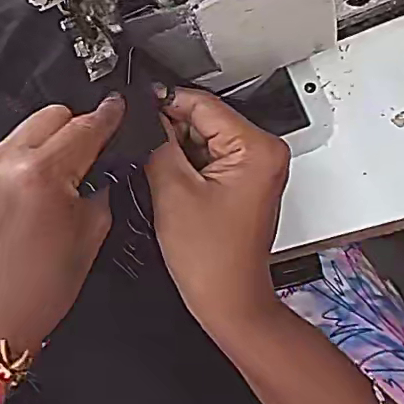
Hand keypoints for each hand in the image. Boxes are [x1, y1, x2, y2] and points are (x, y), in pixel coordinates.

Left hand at [0, 95, 123, 356]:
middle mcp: (6, 162)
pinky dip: (28, 155)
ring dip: (52, 140)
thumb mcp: (94, 228)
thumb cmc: (43, 283)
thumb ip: (101, 179)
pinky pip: (9, 143)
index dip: (108, 116)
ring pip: (31, 125)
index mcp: (41, 175)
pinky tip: (34, 183)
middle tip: (91, 153)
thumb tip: (104, 152)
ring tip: (59, 176)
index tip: (118, 108)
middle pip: (55, 114)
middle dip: (78, 128)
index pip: (84, 126)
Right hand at [145, 87, 290, 322]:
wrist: (229, 300)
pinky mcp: (246, 181)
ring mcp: (257, 167)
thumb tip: (147, 115)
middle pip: (205, 120)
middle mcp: (265, 153)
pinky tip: (177, 188)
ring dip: (178, 151)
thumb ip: (157, 143)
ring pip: (204, 139)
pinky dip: (188, 166)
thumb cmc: (214, 261)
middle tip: (147, 154)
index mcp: (257, 149)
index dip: (164, 103)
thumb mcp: (173, 191)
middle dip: (171, 132)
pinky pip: (210, 158)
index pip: (203, 104)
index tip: (137, 105)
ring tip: (167, 182)